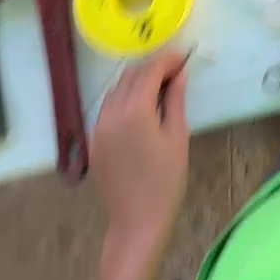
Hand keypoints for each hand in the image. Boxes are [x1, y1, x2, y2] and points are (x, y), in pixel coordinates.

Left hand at [91, 49, 190, 249]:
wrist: (136, 222)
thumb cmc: (166, 180)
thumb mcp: (177, 135)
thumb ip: (176, 99)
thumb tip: (180, 73)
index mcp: (135, 110)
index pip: (150, 70)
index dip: (168, 59)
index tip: (185, 57)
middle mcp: (111, 112)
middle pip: (130, 75)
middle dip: (153, 67)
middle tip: (176, 71)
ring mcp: (98, 126)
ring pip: (116, 89)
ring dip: (137, 81)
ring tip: (160, 87)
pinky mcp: (94, 140)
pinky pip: (108, 107)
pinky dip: (125, 97)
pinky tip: (141, 107)